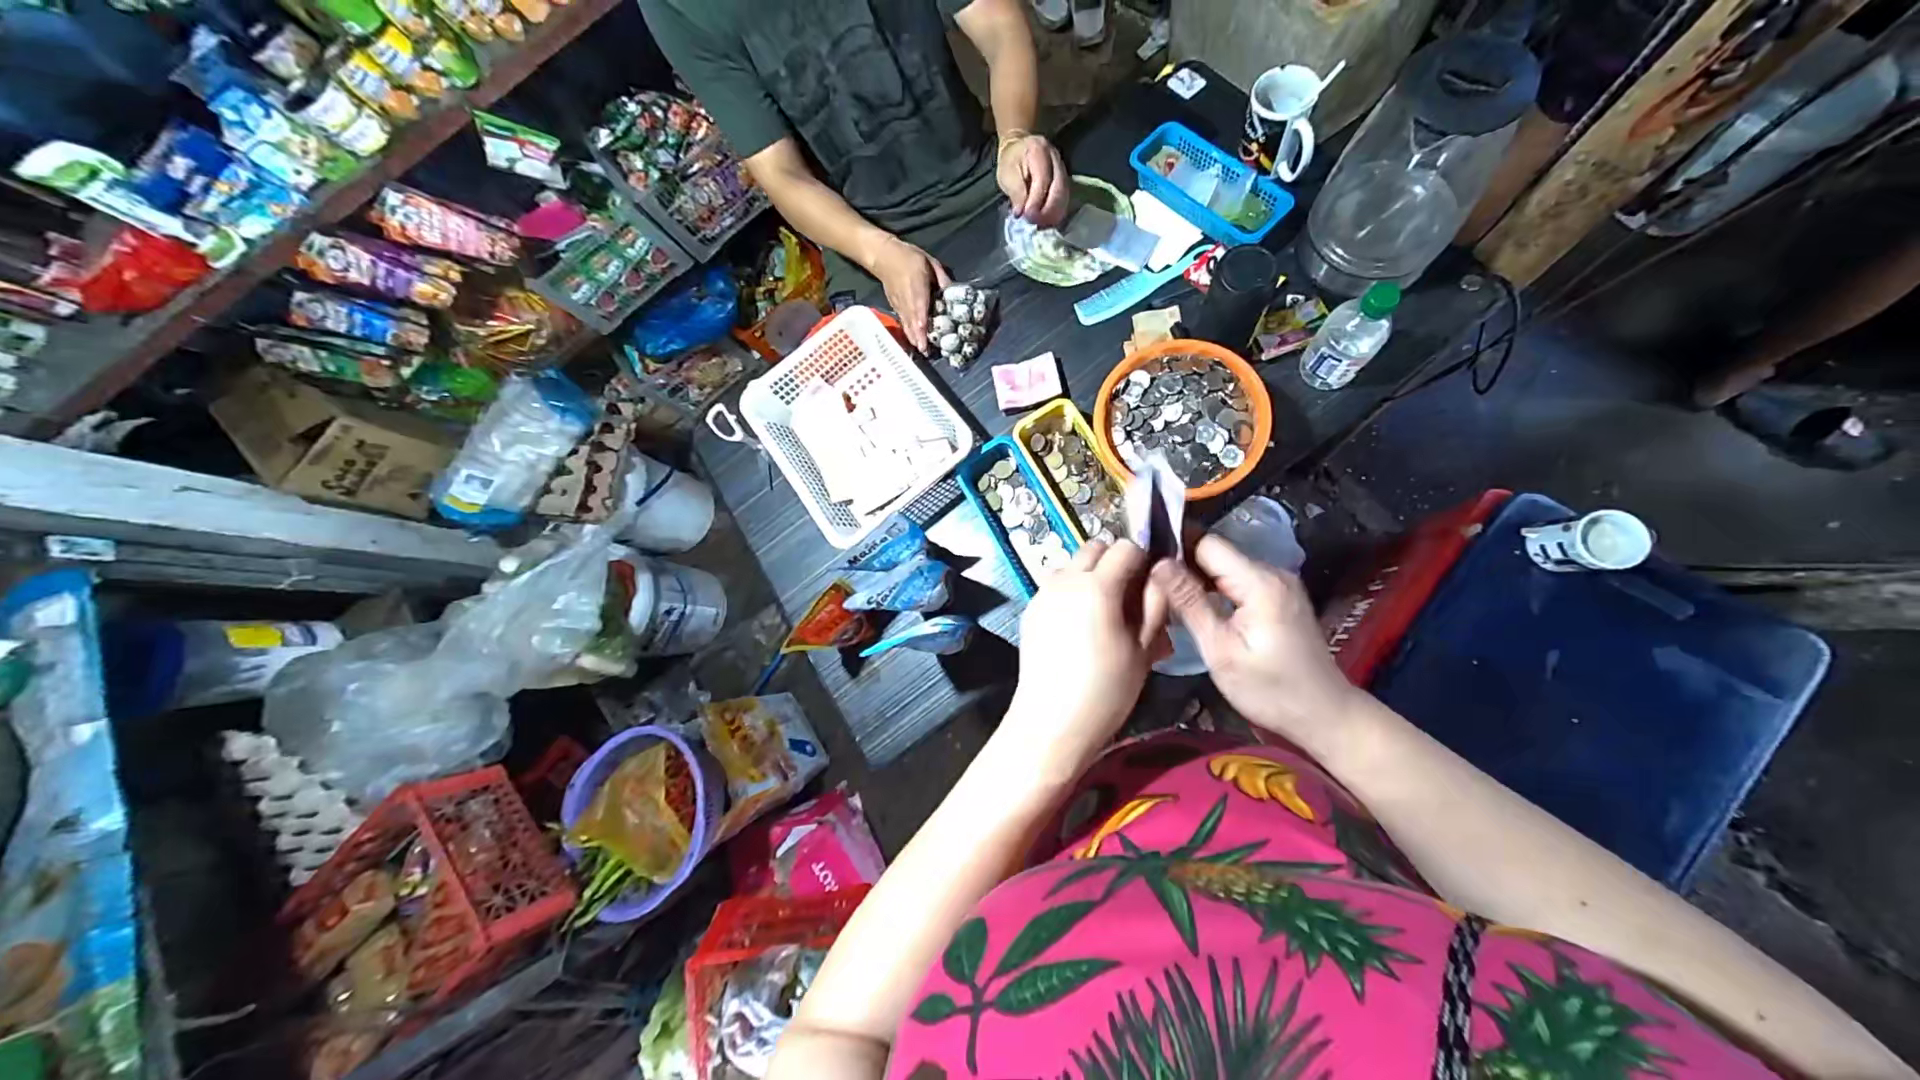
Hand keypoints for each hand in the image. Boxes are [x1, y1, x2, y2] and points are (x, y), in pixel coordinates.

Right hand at [865, 235, 949, 351]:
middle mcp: (906, 299)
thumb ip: (942, 278)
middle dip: (918, 337)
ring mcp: (899, 304)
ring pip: (906, 324)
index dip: (921, 324)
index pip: (919, 308)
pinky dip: (908, 331)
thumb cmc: (909, 258)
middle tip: (925, 352)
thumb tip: (952, 293)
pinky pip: (903, 321)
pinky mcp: (895, 306)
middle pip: (912, 321)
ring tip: (920, 350)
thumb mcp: (930, 262)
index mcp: (916, 287)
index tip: (925, 337)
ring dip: (913, 337)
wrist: (883, 257)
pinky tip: (913, 340)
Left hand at [997, 134, 1069, 227]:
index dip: (1036, 202)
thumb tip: (1022, 213)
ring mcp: (1062, 168)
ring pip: (1065, 194)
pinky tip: (1048, 221)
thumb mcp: (1006, 174)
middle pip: (1059, 188)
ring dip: (1054, 213)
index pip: (1042, 180)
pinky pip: (1065, 198)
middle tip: (1037, 225)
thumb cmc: (1010, 162)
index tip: (1027, 217)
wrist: (1018, 150)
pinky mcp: (1064, 179)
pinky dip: (1057, 212)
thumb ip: (1016, 192)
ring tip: (1042, 226)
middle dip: (1048, 210)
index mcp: (1038, 151)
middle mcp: (1055, 157)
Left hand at [1002, 540, 1169, 779]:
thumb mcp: (1144, 648)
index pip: (1126, 547)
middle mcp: (1066, 580)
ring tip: (1103, 613)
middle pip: (1095, 547)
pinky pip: (1055, 586)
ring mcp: (1043, 593)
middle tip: (1128, 596)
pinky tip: (1079, 627)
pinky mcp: (1030, 610)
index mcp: (1098, 586)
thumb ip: (1155, 604)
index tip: (1149, 585)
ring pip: (1072, 565)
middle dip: (1114, 562)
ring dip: (1090, 576)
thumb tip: (1158, 575)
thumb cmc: (1106, 690)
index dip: (1143, 560)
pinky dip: (1071, 592)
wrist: (1052, 721)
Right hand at [1150, 535, 1360, 741]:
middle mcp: (1272, 572)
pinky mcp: (1279, 596)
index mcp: (1259, 581)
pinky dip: (1215, 591)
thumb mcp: (1221, 650)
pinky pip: (1238, 581)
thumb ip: (1189, 603)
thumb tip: (1158, 563)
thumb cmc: (1271, 690)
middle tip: (1152, 590)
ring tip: (1169, 601)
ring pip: (1224, 568)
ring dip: (1197, 580)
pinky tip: (1198, 610)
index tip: (1147, 568)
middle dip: (1183, 567)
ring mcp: (1279, 583)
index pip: (1206, 543)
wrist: (1324, 715)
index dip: (1175, 552)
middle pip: (1215, 554)